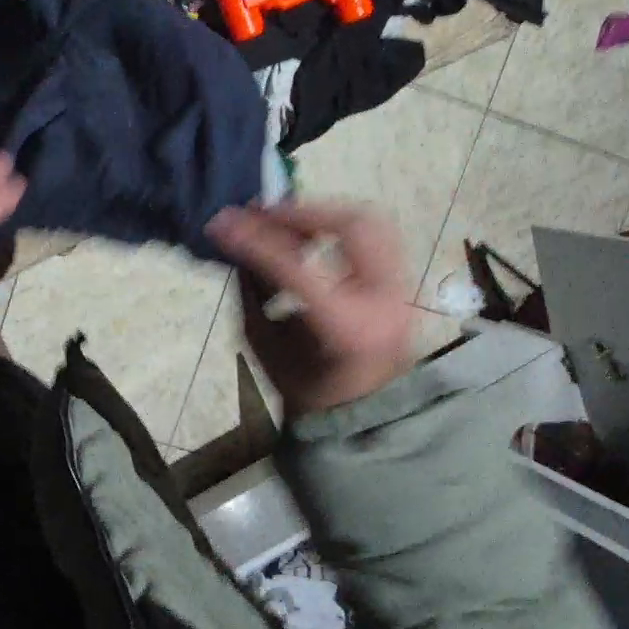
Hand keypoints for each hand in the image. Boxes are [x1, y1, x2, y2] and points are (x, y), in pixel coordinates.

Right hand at [208, 202, 415, 415]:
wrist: (364, 416)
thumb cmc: (305, 389)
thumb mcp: (263, 345)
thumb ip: (252, 290)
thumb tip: (236, 243)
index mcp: (347, 328)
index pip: (296, 267)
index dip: (256, 240)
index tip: (223, 222)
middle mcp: (385, 302)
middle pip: (351, 226)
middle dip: (299, 212)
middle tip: (260, 212)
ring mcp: (403, 290)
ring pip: (370, 222)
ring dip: (322, 213)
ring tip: (284, 218)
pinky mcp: (405, 282)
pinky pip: (374, 236)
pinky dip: (338, 225)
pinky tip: (309, 233)